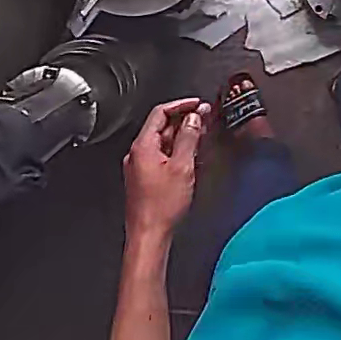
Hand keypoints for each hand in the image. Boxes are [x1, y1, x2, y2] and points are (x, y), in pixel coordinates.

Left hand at [122, 98, 208, 245]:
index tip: (196, 104)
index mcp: (143, 146)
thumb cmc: (161, 207)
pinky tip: (190, 153)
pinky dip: (176, 149)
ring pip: (162, 141)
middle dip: (184, 119)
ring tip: (201, 133)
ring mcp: (140, 166)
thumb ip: (188, 138)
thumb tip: (194, 119)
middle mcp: (138, 153)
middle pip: (161, 126)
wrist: (149, 236)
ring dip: (181, 134)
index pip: (160, 113)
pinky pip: (160, 154)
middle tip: (203, 117)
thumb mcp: (182, 167)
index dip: (180, 104)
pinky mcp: (144, 177)